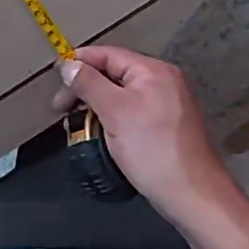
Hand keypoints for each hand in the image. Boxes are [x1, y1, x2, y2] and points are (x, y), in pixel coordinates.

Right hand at [58, 46, 242, 226]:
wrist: (192, 194)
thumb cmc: (152, 149)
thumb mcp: (115, 112)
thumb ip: (89, 84)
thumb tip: (68, 64)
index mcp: (153, 70)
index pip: (108, 54)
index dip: (79, 61)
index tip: (55, 77)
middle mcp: (163, 80)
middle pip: (115, 72)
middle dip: (85, 87)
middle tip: (61, 109)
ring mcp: (168, 103)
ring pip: (123, 94)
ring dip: (97, 104)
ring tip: (77, 122)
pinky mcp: (168, 125)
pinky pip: (134, 110)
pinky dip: (113, 117)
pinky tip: (101, 131)